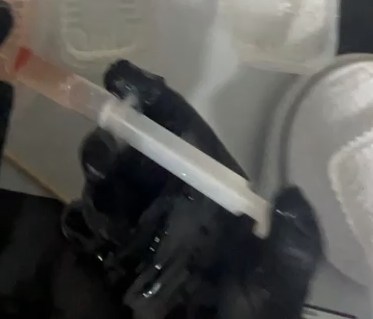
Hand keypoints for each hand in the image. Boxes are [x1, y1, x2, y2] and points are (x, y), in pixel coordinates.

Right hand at [63, 61, 321, 318]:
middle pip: (135, 149)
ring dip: (98, 167)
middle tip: (109, 128)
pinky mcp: (99, 259)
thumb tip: (294, 194)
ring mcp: (128, 229)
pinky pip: (80, 225)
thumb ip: (289, 253)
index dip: (154, 102)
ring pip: (105, 181)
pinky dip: (78, 216)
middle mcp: (165, 204)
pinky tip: (85, 220)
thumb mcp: (274, 298)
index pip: (180, 136)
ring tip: (100, 169)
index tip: (125, 77)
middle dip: (118, 130)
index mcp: (206, 199)